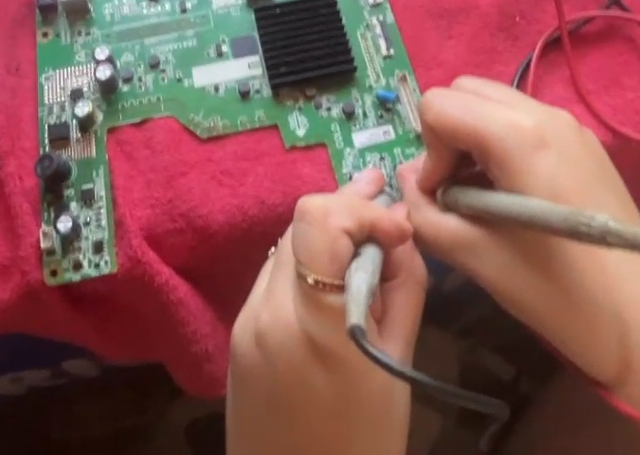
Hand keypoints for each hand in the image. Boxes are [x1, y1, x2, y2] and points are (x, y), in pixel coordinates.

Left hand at [227, 168, 425, 454]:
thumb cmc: (363, 441)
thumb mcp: (397, 364)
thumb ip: (402, 287)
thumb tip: (400, 231)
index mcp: (314, 322)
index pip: (317, 220)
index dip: (359, 207)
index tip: (395, 229)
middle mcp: (267, 309)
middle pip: (301, 225)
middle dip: (347, 213)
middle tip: (387, 214)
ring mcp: (245, 320)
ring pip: (286, 246)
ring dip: (326, 237)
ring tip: (367, 238)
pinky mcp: (236, 332)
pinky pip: (274, 278)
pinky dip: (305, 267)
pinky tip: (333, 279)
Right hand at [398, 77, 639, 408]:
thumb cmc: (560, 294)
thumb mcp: (477, 258)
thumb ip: (426, 213)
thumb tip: (409, 180)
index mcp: (518, 135)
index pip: (438, 105)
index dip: (429, 151)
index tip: (444, 197)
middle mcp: (544, 113)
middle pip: (464, 91)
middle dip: (447, 134)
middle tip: (458, 191)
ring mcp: (569, 124)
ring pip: (493, 102)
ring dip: (473, 137)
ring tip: (484, 195)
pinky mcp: (584, 142)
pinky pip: (523, 119)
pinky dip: (501, 142)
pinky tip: (515, 195)